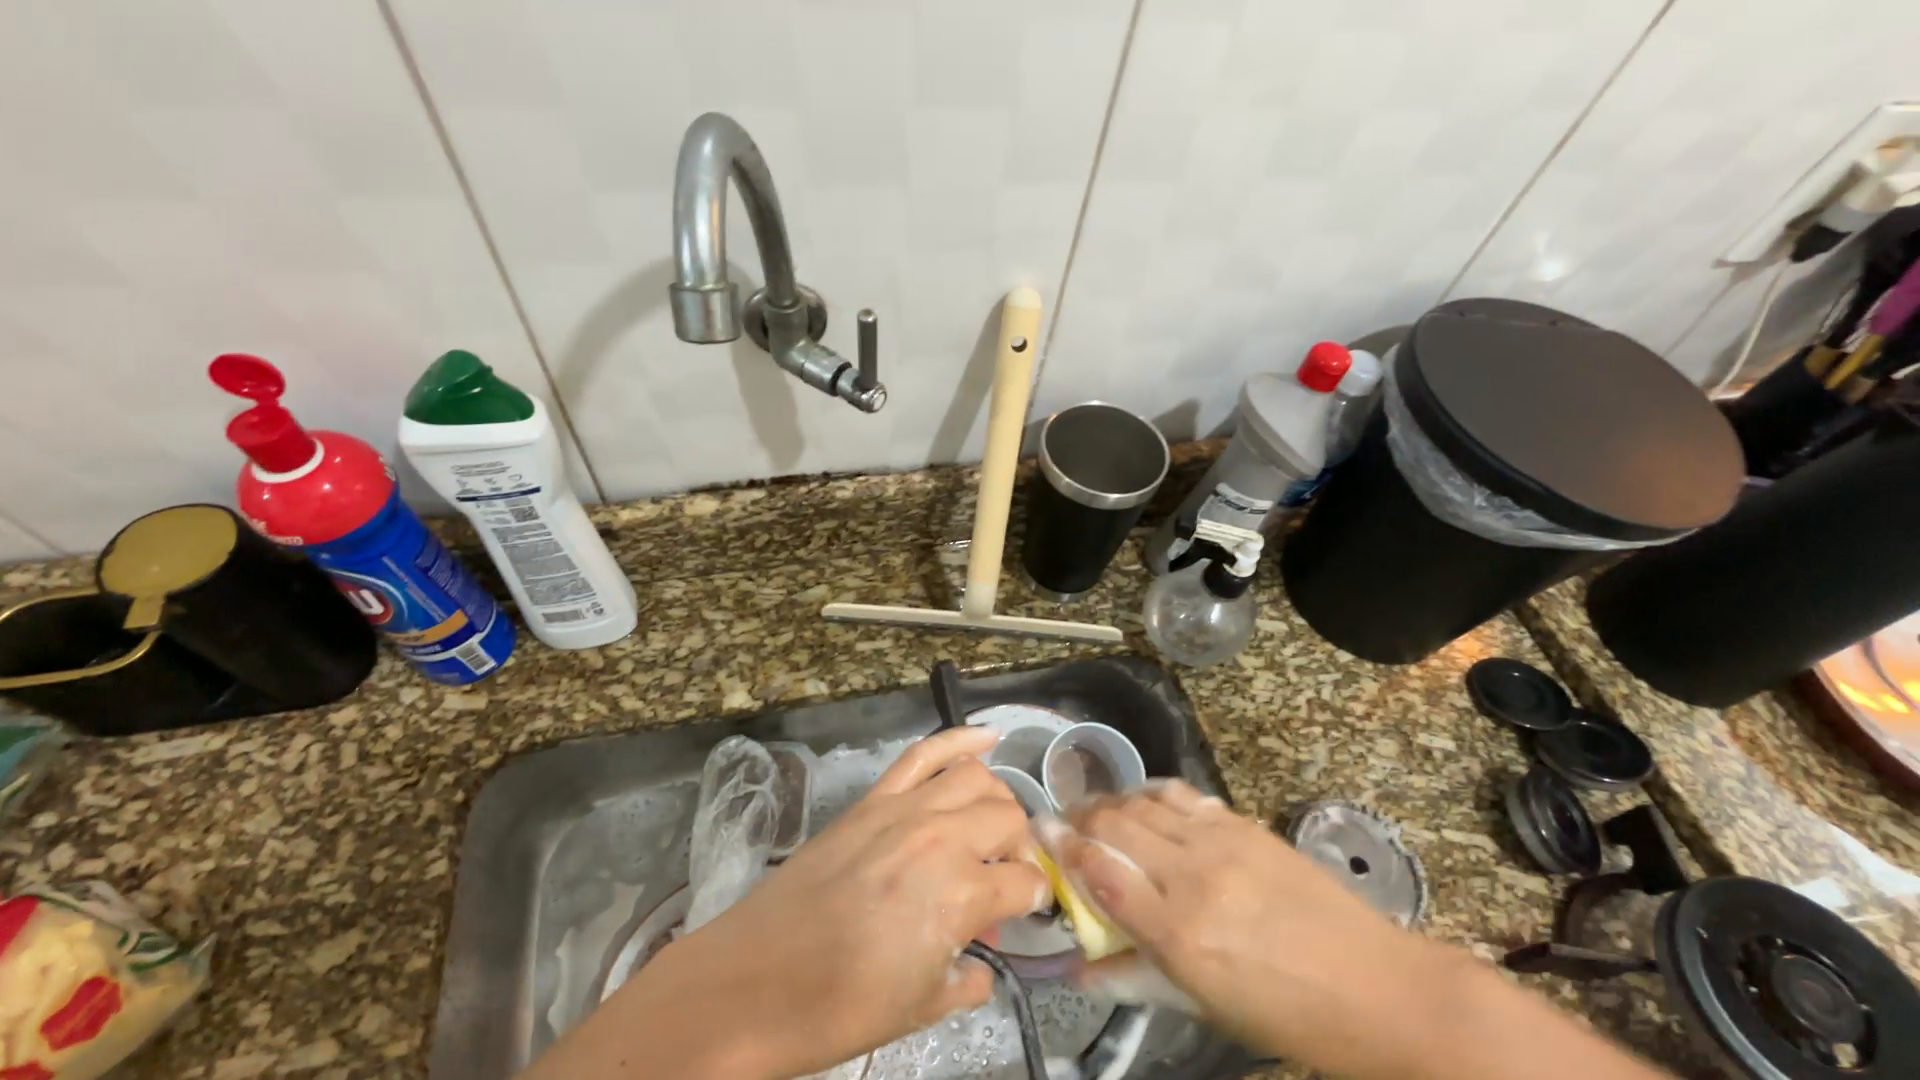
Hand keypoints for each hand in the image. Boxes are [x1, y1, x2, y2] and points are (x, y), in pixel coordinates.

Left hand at [609, 726, 1049, 1078]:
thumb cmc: (839, 1006)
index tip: (1025, 912)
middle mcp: (941, 839)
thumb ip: (967, 979)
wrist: (752, 982)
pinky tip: (986, 737)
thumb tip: (983, 963)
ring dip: (996, 799)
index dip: (1033, 900)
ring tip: (992, 825)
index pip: (1026, 882)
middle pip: (1009, 821)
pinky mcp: (871, 800)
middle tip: (1001, 878)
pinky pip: (922, 754)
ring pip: (975, 778)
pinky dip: (958, 739)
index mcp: (961, 895)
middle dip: (1018, 850)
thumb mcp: (920, 1008)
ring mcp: (903, 810)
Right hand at [1050, 781, 1431, 1062]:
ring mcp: (1223, 843)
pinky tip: (1145, 803)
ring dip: (1111, 803)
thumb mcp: (1201, 1006)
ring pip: (1144, 801)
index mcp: (1179, 932)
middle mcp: (1193, 876)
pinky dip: (1153, 794)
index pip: (1098, 871)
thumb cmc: (1286, 1013)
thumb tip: (1076, 969)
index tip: (1035, 832)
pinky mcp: (1247, 826)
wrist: (1378, 988)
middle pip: (1113, 824)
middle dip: (1077, 818)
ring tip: (1097, 814)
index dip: (1058, 846)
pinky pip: (1184, 796)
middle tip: (1061, 825)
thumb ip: (1132, 978)